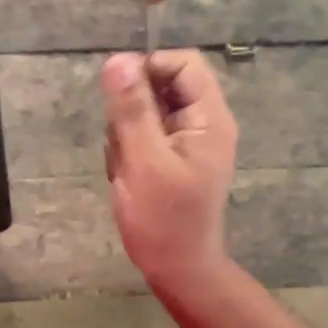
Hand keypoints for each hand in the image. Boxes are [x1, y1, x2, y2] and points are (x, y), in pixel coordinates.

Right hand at [101, 49, 238, 286]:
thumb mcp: (144, 161)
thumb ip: (132, 110)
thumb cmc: (163, 218)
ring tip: (125, 167)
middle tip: (123, 144)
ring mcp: (184, 143)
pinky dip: (126, 152)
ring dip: (124, 134)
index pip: (182, 64)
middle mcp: (201, 124)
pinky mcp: (168, 160)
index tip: (118, 96)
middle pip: (160, 87)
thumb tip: (118, 60)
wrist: (176, 268)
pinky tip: (126, 177)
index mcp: (209, 118)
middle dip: (130, 110)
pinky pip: (139, 137)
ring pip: (143, 113)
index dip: (148, 69)